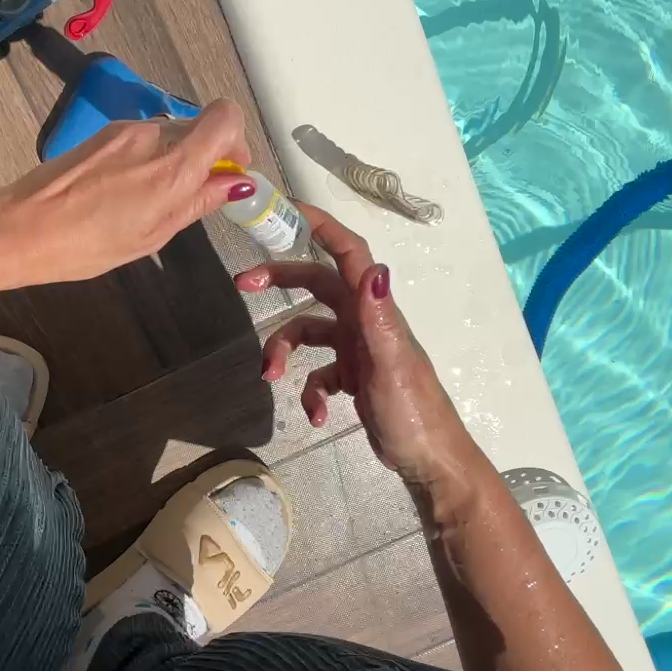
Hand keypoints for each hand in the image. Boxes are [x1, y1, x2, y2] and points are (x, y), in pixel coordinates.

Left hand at [0, 99, 250, 288]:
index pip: (226, 117)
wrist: (21, 227)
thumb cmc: (87, 245)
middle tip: (194, 193)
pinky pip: (142, 138)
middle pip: (199, 126)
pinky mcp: (102, 134)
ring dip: (175, 157)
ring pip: (169, 133)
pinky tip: (126, 191)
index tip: (230, 171)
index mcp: (172, 165)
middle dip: (206, 155)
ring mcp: (123, 130)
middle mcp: (152, 136)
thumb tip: (237, 183)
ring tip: (152, 199)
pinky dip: (148, 157)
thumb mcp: (152, 234)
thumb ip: (197, 202)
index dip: (237, 141)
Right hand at [232, 204, 482, 489]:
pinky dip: (309, 392)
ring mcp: (355, 348)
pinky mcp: (351, 377)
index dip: (319, 225)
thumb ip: (379, 319)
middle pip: (314, 284)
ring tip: (271, 377)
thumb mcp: (392, 365)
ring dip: (283, 351)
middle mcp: (363, 320)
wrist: (430, 462)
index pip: (348, 252)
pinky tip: (317, 415)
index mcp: (373, 308)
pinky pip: (316, 373)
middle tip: (241, 283)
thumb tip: (373, 269)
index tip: (284, 208)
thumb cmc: (414, 412)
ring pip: (305, 332)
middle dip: (278, 281)